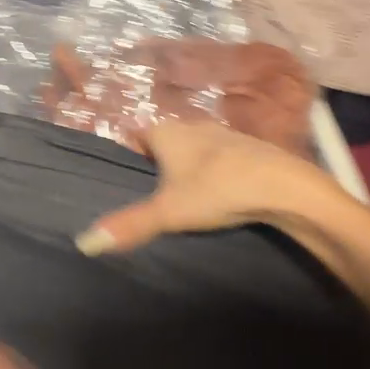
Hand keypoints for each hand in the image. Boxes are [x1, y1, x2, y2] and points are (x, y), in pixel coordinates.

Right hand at [75, 121, 353, 255]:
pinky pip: (222, 159)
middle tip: (157, 195)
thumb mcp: (168, 212)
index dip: (132, 156)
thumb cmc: (217, 190)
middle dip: (161, 163)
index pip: (137, 135)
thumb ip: (128, 225)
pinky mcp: (250, 149)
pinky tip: (224, 196)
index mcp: (166, 132)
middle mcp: (192, 125)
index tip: (132, 182)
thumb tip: (83, 243)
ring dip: (191, 168)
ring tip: (189, 199)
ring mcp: (224, 134)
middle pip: (166, 142)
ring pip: (196, 149)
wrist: (286, 187)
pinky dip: (218, 173)